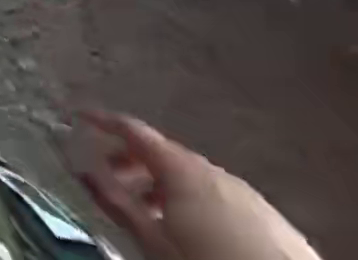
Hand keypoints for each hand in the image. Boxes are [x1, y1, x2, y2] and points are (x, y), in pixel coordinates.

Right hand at [80, 112, 320, 259]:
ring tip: (150, 209)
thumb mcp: (153, 241)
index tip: (78, 116)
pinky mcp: (278, 225)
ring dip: (166, 184)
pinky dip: (198, 201)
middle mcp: (216, 174)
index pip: (133, 130)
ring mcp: (252, 199)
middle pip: (165, 154)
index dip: (103, 120)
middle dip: (134, 160)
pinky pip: (224, 199)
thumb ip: (116, 203)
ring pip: (196, 178)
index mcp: (182, 170)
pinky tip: (194, 228)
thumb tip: (84, 172)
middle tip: (111, 176)